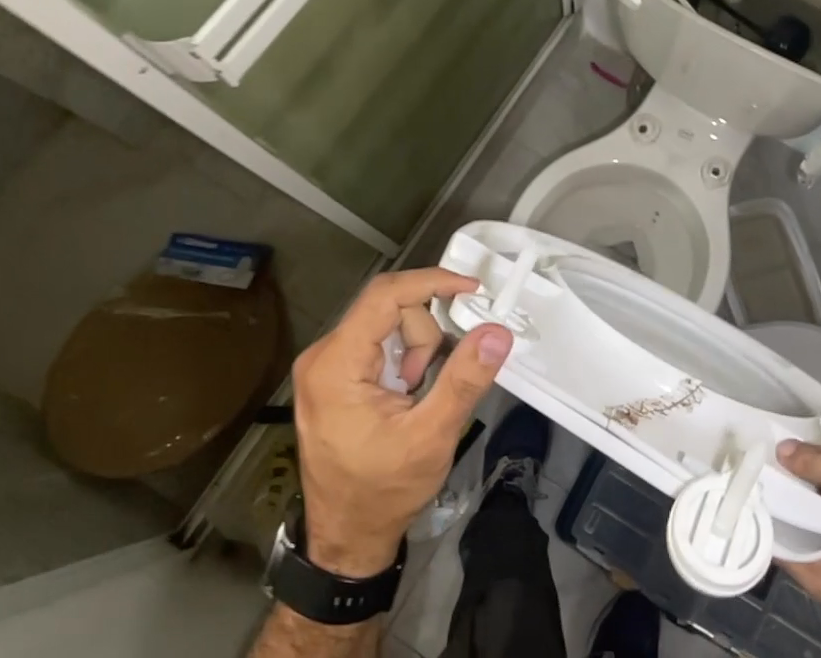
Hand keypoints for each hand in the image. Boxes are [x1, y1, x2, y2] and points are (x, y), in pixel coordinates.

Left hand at [289, 268, 510, 576]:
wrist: (347, 536)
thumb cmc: (382, 491)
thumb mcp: (431, 436)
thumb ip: (464, 380)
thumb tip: (497, 333)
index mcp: (336, 365)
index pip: (385, 296)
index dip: (432, 282)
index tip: (473, 290)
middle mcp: (323, 356)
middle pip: (389, 309)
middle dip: (425, 335)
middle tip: (432, 382)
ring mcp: (325, 366)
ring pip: (388, 325)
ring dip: (417, 351)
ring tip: (417, 396)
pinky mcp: (333, 377)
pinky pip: (379, 344)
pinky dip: (404, 360)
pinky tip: (407, 395)